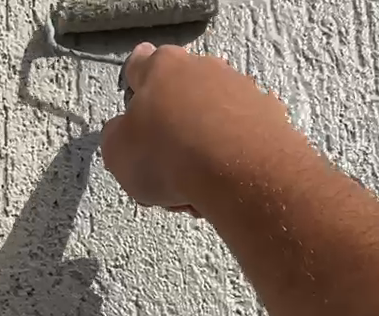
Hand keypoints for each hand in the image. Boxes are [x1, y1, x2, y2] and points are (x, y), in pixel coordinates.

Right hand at [100, 44, 312, 217]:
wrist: (236, 171)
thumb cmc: (169, 156)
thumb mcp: (116, 154)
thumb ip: (114, 138)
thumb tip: (120, 133)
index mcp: (161, 70)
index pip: (140, 64)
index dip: (134, 86)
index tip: (134, 106)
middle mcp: (202, 69)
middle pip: (178, 95)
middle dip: (169, 126)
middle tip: (159, 165)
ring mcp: (238, 88)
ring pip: (207, 120)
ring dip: (196, 148)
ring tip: (189, 187)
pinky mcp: (264, 114)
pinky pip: (235, 137)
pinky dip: (224, 158)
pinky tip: (216, 185)